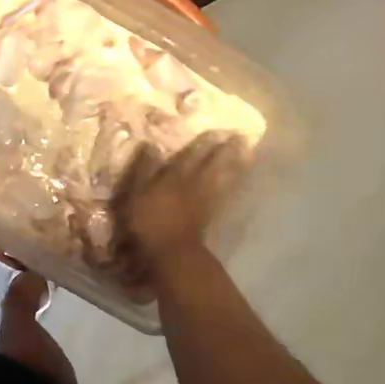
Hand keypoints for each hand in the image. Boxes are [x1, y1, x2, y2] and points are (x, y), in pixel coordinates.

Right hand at [113, 132, 252, 285]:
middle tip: (241, 136)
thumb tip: (151, 144)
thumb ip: (143, 169)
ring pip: (223, 179)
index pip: (190, 155)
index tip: (216, 129)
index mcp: (175, 177)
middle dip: (225, 150)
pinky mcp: (210, 218)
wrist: (171, 254)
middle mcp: (194, 185)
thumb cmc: (147, 223)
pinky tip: (240, 183)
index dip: (202, 142)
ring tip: (249, 155)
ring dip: (236, 166)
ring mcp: (205, 202)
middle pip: (212, 165)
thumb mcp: (136, 193)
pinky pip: (225, 197)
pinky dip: (234, 188)